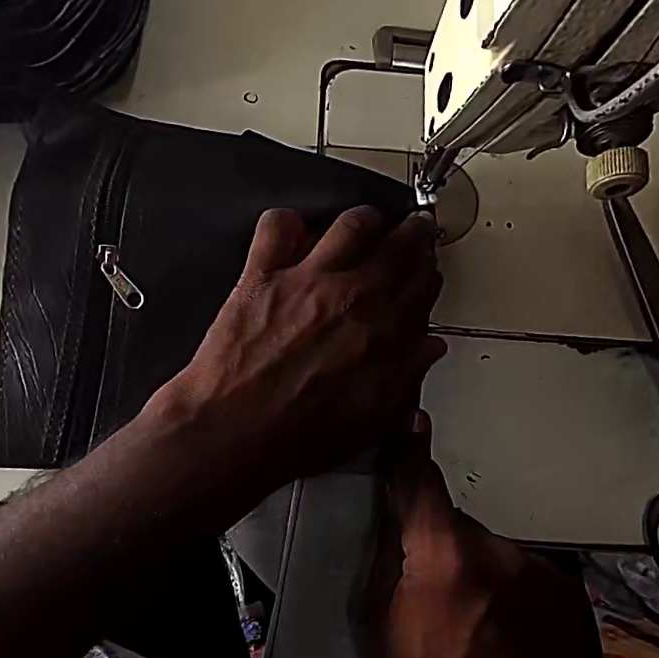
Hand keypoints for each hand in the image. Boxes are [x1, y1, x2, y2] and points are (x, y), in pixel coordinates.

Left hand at [143, 205, 445, 505]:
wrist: (231, 432)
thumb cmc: (296, 436)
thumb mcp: (368, 420)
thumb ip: (404, 377)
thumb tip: (428, 347)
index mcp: (382, 334)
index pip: (421, 287)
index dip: (427, 275)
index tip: (425, 273)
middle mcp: (351, 298)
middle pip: (397, 247)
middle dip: (414, 233)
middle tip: (415, 229)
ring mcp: (305, 281)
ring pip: (350, 224)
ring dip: (364, 221)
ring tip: (365, 225)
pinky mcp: (261, 276)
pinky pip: (277, 227)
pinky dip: (287, 223)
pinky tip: (293, 233)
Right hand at [376, 413, 658, 657]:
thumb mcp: (382, 630)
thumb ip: (385, 566)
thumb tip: (391, 523)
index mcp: (444, 558)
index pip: (419, 483)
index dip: (407, 450)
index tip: (407, 420)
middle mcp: (499, 549)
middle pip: (453, 523)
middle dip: (437, 543)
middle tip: (428, 588)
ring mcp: (541, 569)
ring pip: (488, 549)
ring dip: (473, 569)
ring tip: (470, 622)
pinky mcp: (568, 590)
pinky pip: (521, 572)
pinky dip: (506, 588)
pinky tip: (503, 632)